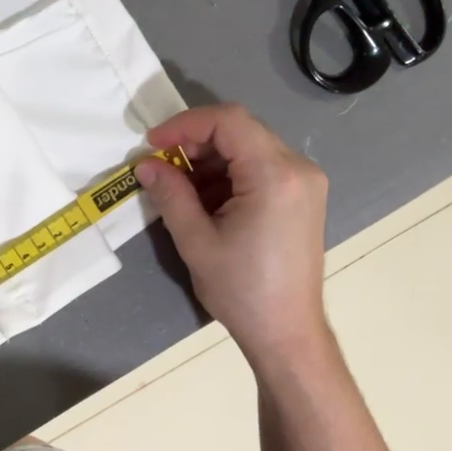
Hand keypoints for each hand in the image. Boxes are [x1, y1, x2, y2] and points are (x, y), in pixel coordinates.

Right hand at [138, 103, 330, 364]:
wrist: (285, 329)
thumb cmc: (240, 290)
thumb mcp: (196, 242)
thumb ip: (171, 196)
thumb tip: (146, 166)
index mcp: (275, 175)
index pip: (229, 122)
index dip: (185, 124)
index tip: (152, 144)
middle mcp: (298, 168)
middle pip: (241, 131)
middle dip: (195, 144)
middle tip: (161, 169)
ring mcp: (305, 182)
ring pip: (250, 149)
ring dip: (210, 162)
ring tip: (179, 191)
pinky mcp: (302, 197)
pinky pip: (261, 169)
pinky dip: (229, 176)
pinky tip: (206, 202)